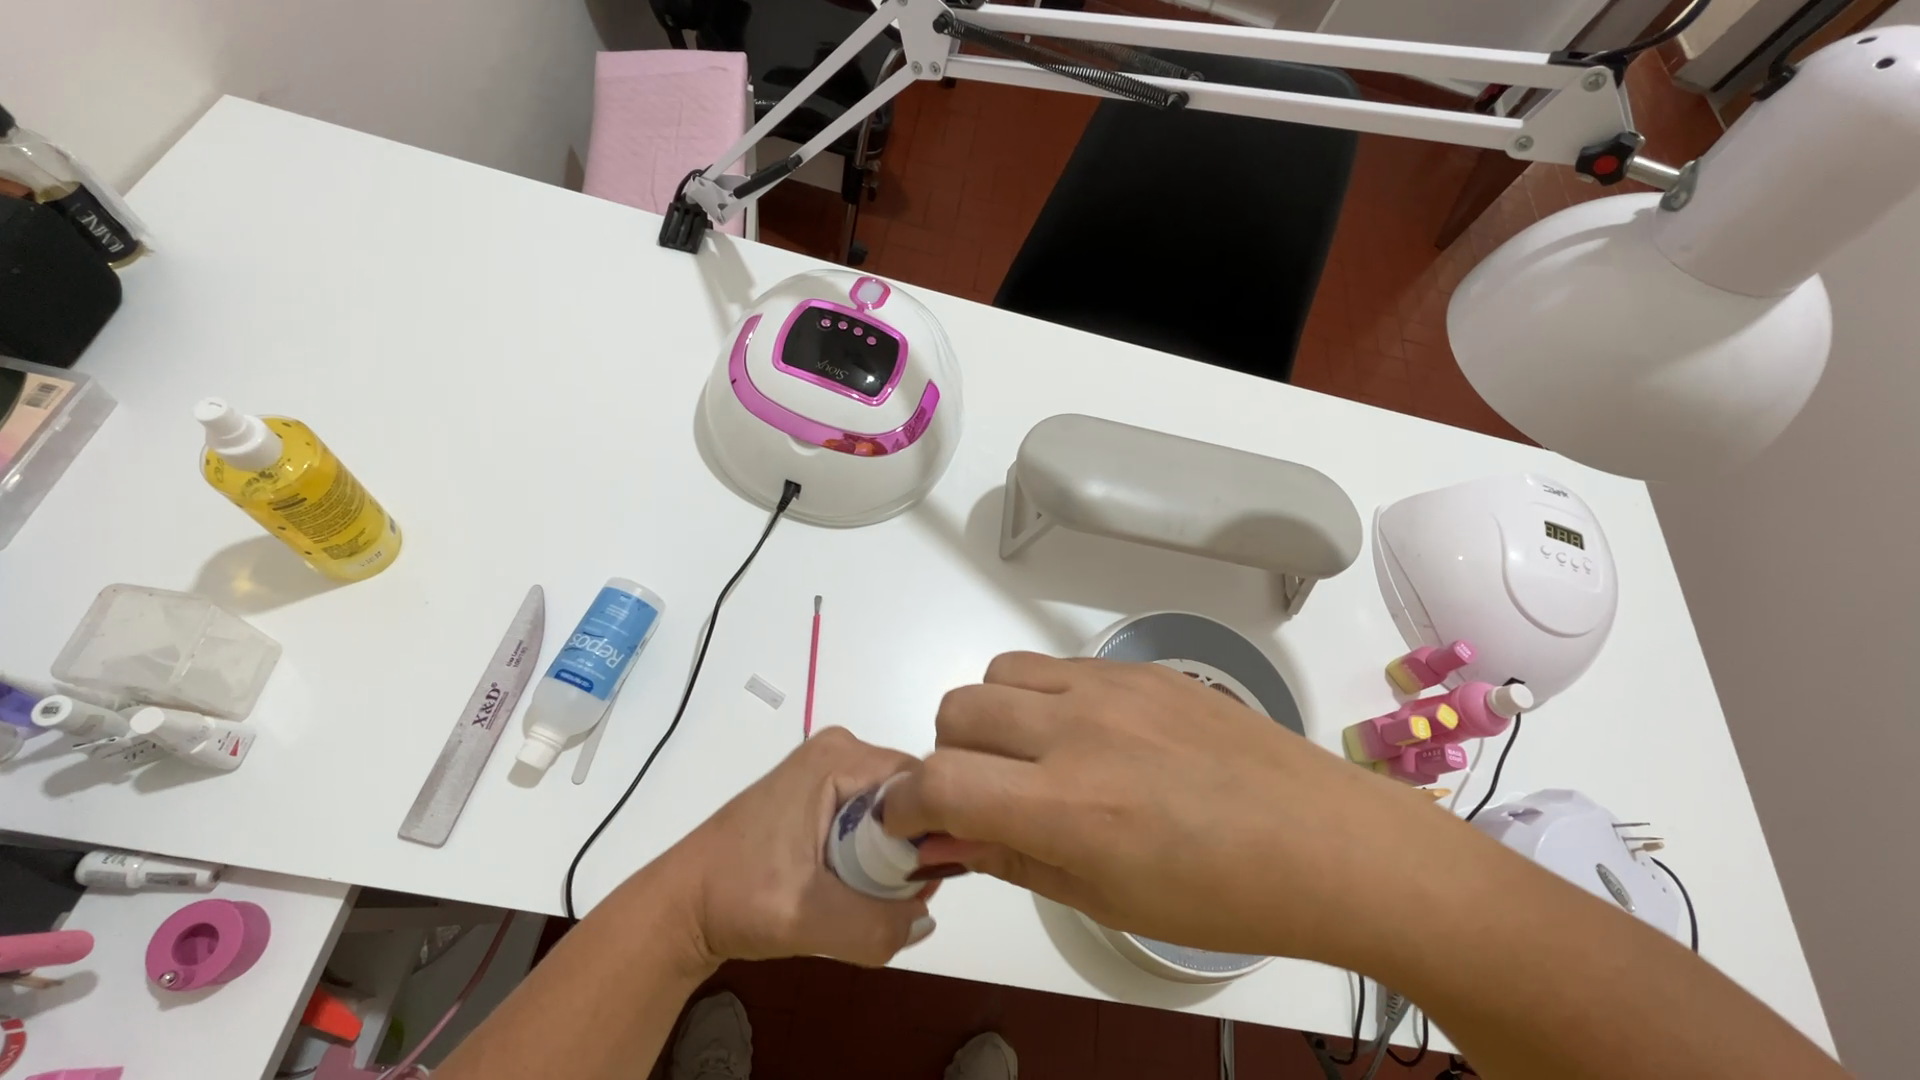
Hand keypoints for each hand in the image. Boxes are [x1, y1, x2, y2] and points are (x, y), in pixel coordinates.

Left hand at [641, 727, 937, 970]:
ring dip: (891, 857)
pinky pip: (870, 816)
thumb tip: (926, 918)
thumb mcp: (809, 919)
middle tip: (896, 899)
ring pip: (892, 810)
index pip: (920, 784)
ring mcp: (826, 768)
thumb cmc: (739, 899)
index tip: (922, 883)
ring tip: (868, 897)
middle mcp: (839, 748)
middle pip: (909, 796)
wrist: (682, 905)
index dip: (933, 832)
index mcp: (838, 757)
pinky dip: (871, 854)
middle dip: (911, 850)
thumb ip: (876, 924)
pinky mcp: (819, 790)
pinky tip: (851, 886)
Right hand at [880, 652, 1464, 968]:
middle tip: (983, 791)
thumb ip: (1010, 857)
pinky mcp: (1143, 666)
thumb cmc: (1219, 897)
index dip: (907, 804)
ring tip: (1031, 754)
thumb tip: (943, 835)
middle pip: (957, 709)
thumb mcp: (1103, 899)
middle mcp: (1079, 729)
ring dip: (991, 715)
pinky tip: (1090, 736)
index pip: (938, 780)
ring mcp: (1113, 687)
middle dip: (948, 755)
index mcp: (1068, 805)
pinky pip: (1059, 665)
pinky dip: (1043, 697)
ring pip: (1000, 672)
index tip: (915, 821)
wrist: (1326, 843)